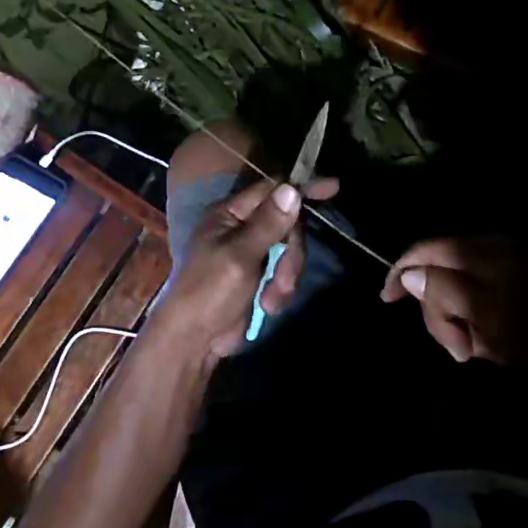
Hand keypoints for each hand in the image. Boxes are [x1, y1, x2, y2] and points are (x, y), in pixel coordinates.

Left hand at [148, 177, 338, 360]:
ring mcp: (250, 251)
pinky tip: (269, 305)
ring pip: (288, 249)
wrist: (194, 340)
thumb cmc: (208, 292)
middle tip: (285, 280)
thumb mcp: (239, 256)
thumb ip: (267, 224)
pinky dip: (281, 289)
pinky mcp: (258, 275)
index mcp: (229, 214)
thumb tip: (292, 189)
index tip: (333, 187)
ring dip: (286, 276)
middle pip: (286, 223)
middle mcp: (240, 227)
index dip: (301, 189)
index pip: (271, 189)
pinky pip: (284, 271)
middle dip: (291, 253)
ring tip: (271, 300)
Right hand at [381, 236, 520, 363]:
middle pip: (436, 272)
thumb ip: (442, 290)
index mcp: (478, 252)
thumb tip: (409, 275)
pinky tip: (483, 337)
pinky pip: (473, 293)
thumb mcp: (483, 314)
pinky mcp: (514, 277)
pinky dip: (470, 316)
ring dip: (455, 319)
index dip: (400, 273)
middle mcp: (487, 247)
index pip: (422, 252)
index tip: (387, 299)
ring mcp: (502, 260)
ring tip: (473, 348)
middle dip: (437, 311)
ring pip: (453, 286)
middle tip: (458, 348)